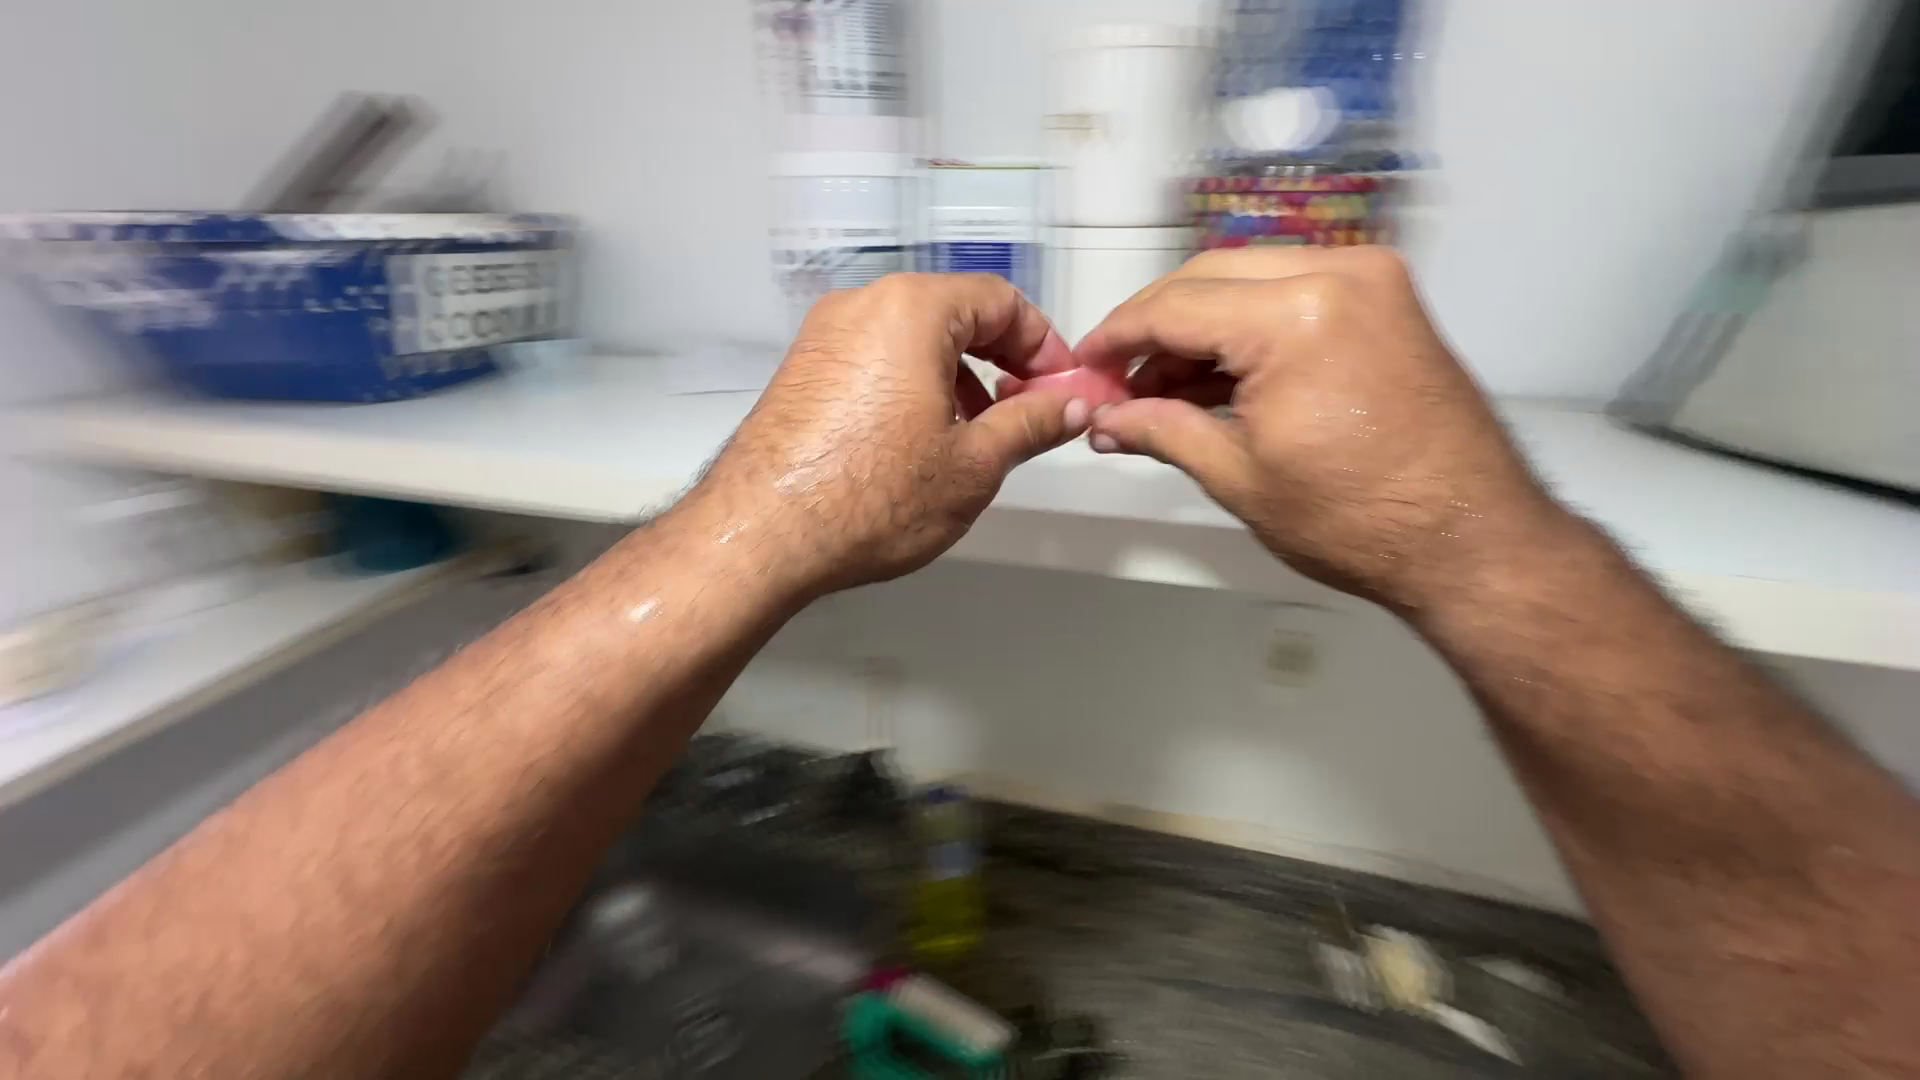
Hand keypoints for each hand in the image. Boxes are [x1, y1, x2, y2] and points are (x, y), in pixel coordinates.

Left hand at [684, 273, 1093, 597]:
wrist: (762, 536)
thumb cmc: (875, 496)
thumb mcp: (973, 464)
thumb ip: (1031, 424)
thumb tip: (1071, 406)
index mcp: (912, 308)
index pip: (1001, 300)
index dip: (1044, 345)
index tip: (1061, 389)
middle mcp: (862, 305)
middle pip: (954, 315)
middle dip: (1001, 362)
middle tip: (1026, 413)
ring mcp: (824, 338)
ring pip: (913, 340)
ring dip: (958, 378)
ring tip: (976, 436)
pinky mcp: (802, 373)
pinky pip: (875, 362)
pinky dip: (913, 387)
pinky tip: (920, 442)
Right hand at [1075, 247, 1563, 610]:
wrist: (1472, 540)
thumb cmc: (1352, 520)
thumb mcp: (1238, 477)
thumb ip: (1160, 431)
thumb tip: (1102, 422)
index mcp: (1293, 317)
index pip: (1173, 307)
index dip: (1116, 336)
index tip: (1082, 364)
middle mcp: (1334, 274)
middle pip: (1207, 278)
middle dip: (1152, 327)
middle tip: (1116, 379)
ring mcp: (1368, 280)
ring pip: (1246, 280)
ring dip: (1196, 329)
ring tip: (1158, 389)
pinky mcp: (1384, 300)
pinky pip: (1288, 295)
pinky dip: (1243, 331)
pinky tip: (1211, 379)